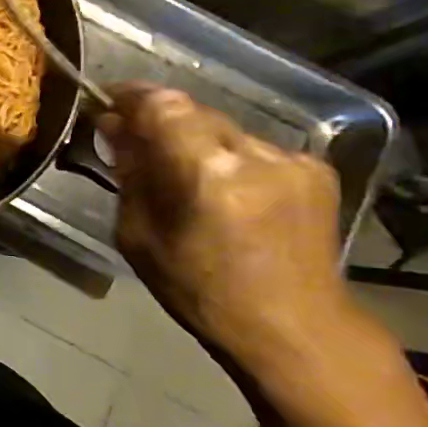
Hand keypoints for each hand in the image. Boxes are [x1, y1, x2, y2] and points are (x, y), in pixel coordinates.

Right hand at [100, 85, 360, 378]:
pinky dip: (234, 160)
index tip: (110, 102)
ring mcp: (292, 159)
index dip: (132, 96)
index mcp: (206, 173)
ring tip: (188, 176)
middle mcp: (254, 154)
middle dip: (162, 120)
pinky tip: (231, 193)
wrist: (294, 330)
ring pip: (226, 129)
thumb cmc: (201, 292)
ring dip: (198, 142)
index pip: (164, 104)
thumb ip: (130, 174)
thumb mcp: (141, 237)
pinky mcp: (317, 170)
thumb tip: (116, 128)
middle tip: (138, 140)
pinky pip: (257, 149)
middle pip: (194, 110)